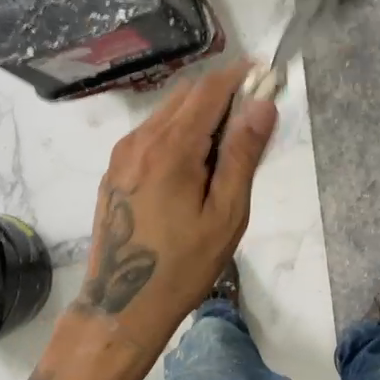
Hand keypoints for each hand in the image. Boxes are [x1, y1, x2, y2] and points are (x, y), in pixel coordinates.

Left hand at [73, 62, 278, 351]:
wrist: (123, 304)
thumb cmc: (184, 264)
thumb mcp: (226, 213)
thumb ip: (242, 155)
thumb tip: (261, 105)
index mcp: (170, 147)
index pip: (209, 90)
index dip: (239, 76)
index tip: (264, 75)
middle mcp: (140, 140)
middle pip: (186, 95)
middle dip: (221, 93)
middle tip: (253, 115)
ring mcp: (122, 154)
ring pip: (166, 112)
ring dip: (199, 113)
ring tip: (228, 145)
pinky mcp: (114, 170)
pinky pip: (151, 133)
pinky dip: (178, 131)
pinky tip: (195, 163)